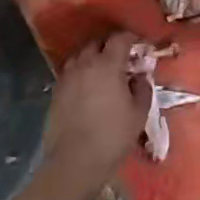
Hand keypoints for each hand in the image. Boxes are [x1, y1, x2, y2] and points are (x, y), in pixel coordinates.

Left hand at [39, 32, 150, 199]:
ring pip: (80, 55)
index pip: (120, 39)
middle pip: (97, 42)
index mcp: (107, 65)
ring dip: (93, 56)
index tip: (140, 44)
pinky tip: (87, 86)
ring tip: (103, 69)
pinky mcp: (56, 91)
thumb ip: (143, 88)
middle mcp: (85, 64)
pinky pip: (70, 71)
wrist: (75, 161)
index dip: (131, 38)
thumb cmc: (112, 135)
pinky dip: (81, 71)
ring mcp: (67, 77)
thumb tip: (140, 76)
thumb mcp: (139, 113)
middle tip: (122, 56)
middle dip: (110, 45)